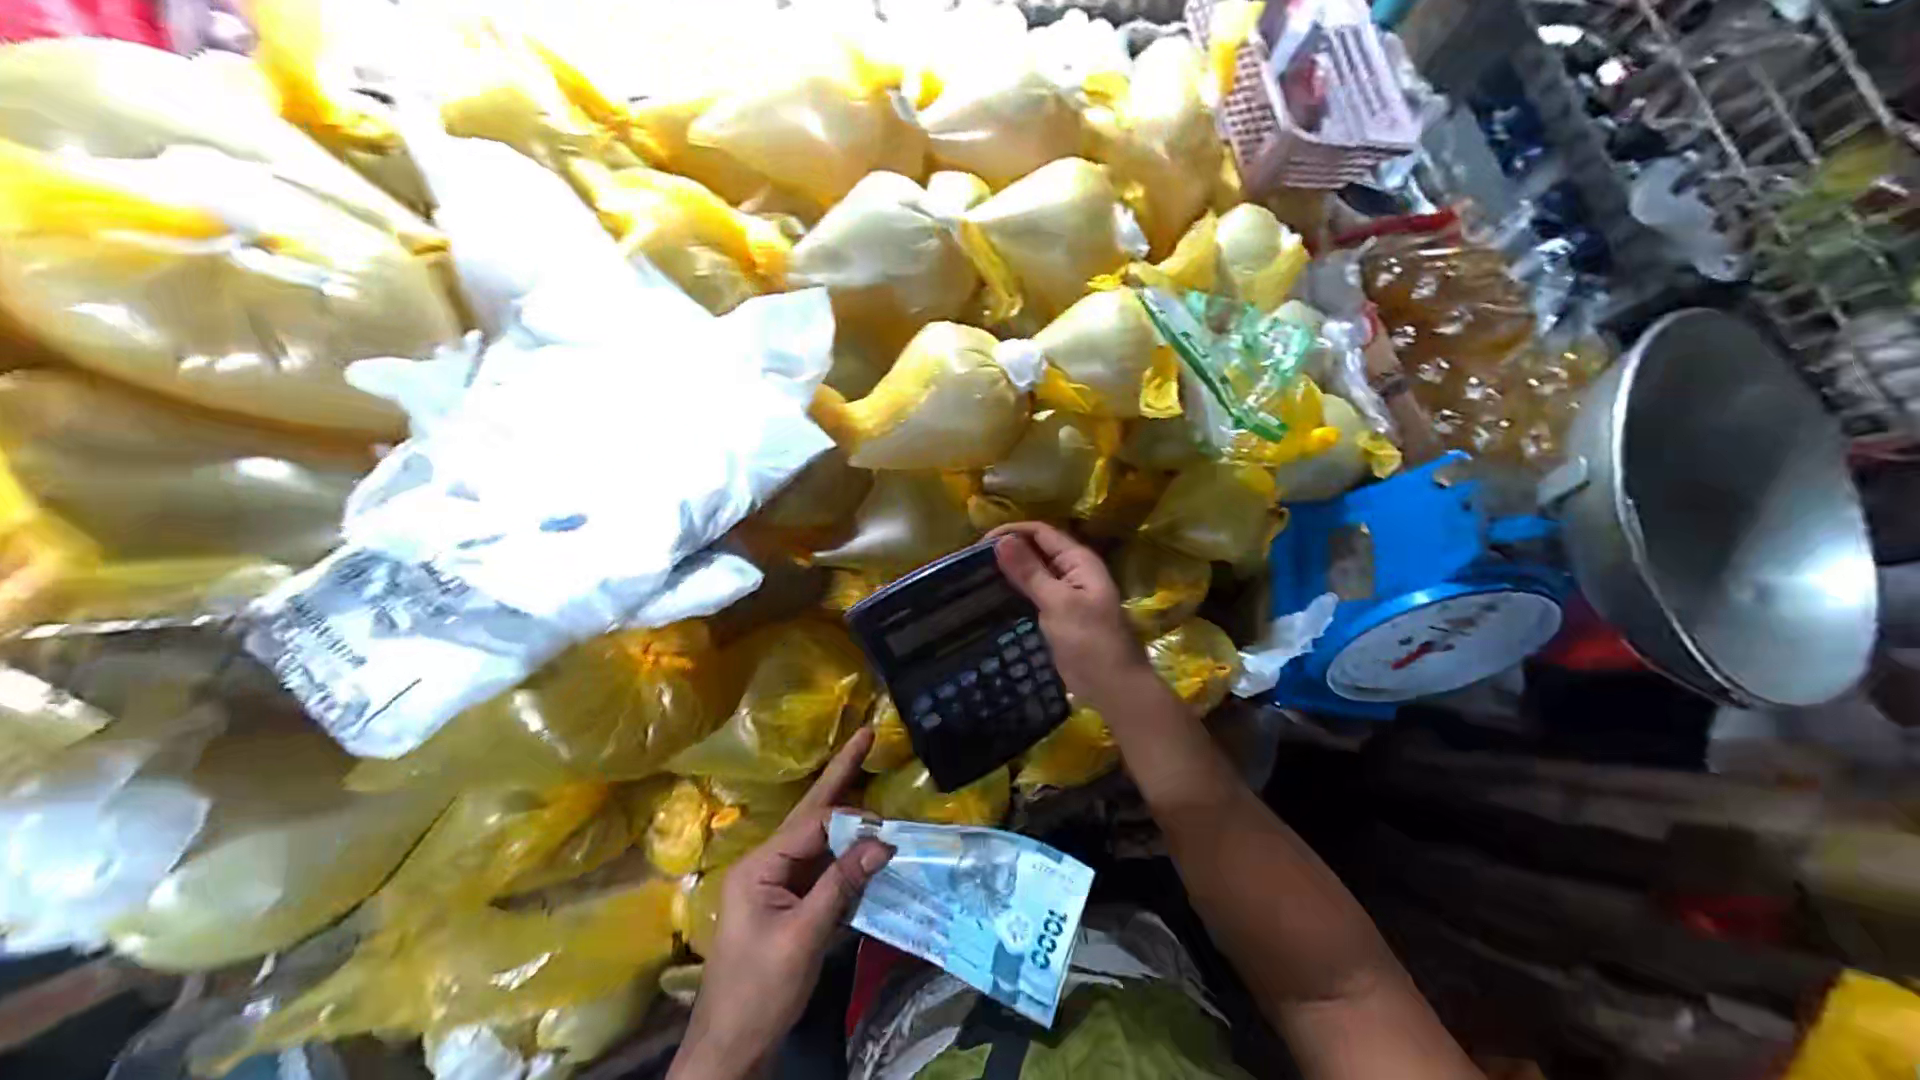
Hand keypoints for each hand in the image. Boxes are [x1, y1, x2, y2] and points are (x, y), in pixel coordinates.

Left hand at [668, 729, 893, 1079]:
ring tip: (866, 771)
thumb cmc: (759, 991)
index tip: (888, 832)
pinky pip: (824, 869)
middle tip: (864, 735)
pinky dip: (848, 856)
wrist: (732, 1049)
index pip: (813, 825)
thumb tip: (882, 842)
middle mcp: (767, 865)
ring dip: (847, 815)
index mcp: (760, 866)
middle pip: (812, 814)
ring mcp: (778, 884)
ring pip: (820, 840)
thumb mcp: (804, 937)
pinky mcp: (790, 904)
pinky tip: (867, 843)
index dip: (853, 822)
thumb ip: (842, 884)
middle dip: (840, 775)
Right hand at [988, 522, 1150, 709]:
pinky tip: (993, 599)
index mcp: (1078, 561)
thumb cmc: (1090, 642)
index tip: (978, 545)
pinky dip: (1015, 592)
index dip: (1011, 532)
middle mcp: (1073, 571)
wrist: (1114, 687)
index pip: (1041, 532)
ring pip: (1034, 573)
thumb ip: (1030, 572)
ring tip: (977, 578)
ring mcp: (1067, 594)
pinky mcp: (1059, 615)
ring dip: (1009, 572)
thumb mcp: (1058, 603)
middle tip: (972, 563)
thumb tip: (1001, 540)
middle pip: (1037, 550)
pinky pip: (1034, 594)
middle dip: (1008, 550)